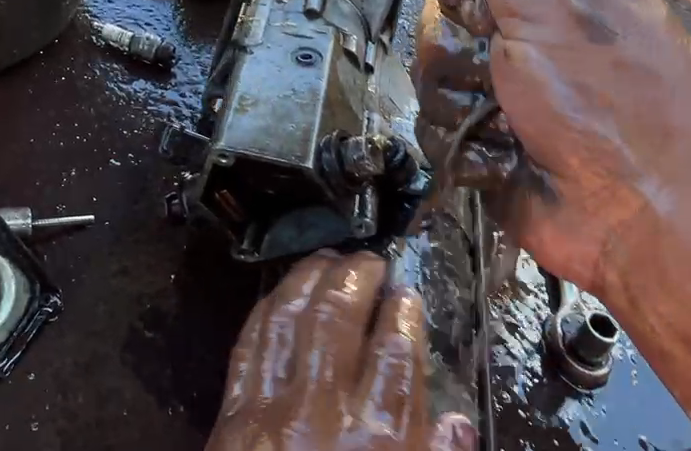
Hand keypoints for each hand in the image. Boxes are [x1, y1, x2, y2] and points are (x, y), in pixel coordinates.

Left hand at [208, 252, 474, 450]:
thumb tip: (457, 424)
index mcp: (377, 442)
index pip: (395, 357)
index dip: (403, 316)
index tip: (408, 295)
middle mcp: (322, 413)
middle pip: (338, 320)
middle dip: (356, 279)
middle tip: (370, 261)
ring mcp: (271, 409)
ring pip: (290, 318)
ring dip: (310, 279)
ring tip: (329, 259)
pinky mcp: (233, 415)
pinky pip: (250, 343)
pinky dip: (268, 309)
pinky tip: (280, 293)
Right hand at [413, 0, 690, 297]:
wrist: (648, 228)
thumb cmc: (613, 104)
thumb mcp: (549, 7)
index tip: (491, 14)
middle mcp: (537, 37)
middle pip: (444, 19)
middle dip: (460, 52)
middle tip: (504, 76)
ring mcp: (514, 92)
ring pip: (436, 74)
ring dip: (461, 102)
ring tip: (505, 125)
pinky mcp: (493, 140)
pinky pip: (440, 125)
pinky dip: (466, 143)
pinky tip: (500, 155)